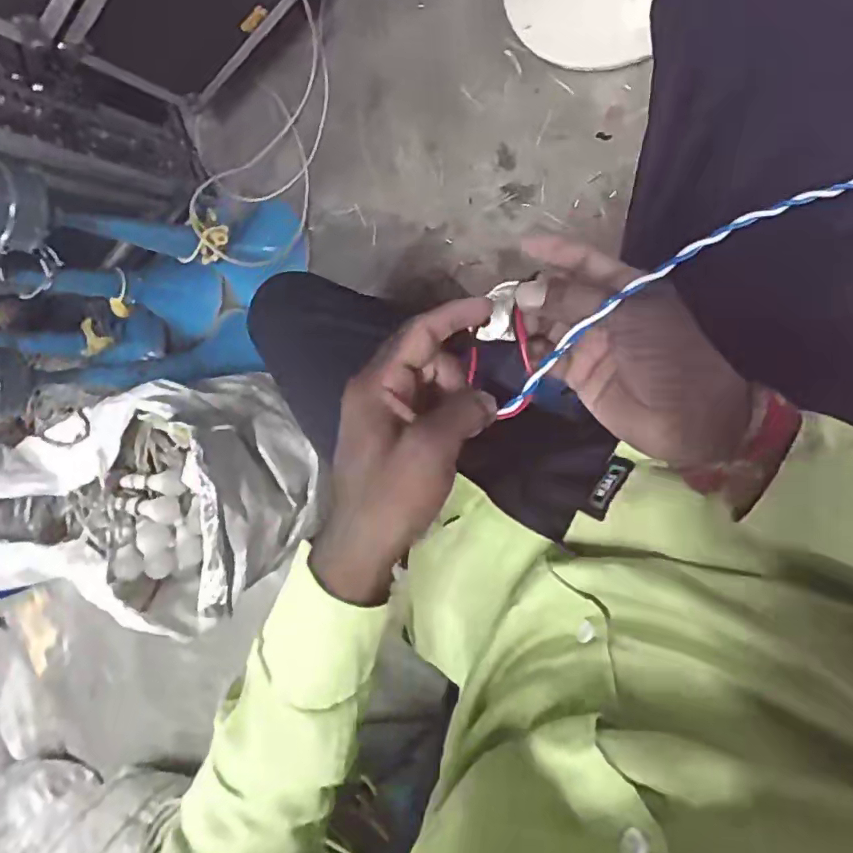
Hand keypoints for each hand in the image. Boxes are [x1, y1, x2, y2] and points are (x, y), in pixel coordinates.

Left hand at [313, 296, 498, 604]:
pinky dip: (448, 413)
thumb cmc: (391, 495)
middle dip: (457, 373)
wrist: (362, 545)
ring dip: (455, 397)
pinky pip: (427, 407)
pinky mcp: (393, 432)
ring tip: (469, 429)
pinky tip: (462, 434)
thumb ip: (462, 411)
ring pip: (430, 383)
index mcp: (376, 383)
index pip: (418, 333)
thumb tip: (485, 397)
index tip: (490, 307)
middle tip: (475, 409)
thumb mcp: (431, 448)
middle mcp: (376, 389)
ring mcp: (383, 411)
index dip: (454, 315)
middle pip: (426, 358)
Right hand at [517, 236, 751, 469]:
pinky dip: (532, 354)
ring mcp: (591, 343)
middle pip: (560, 294)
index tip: (523, 245)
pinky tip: (520, 350)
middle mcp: (604, 312)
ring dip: (529, 323)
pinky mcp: (580, 374)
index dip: (556, 251)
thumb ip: (573, 300)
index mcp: (625, 288)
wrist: (689, 417)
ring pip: (550, 325)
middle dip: (534, 293)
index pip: (585, 262)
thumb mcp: (625, 316)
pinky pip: (548, 358)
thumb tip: (525, 292)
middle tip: (504, 299)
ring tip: (507, 325)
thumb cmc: (666, 355)